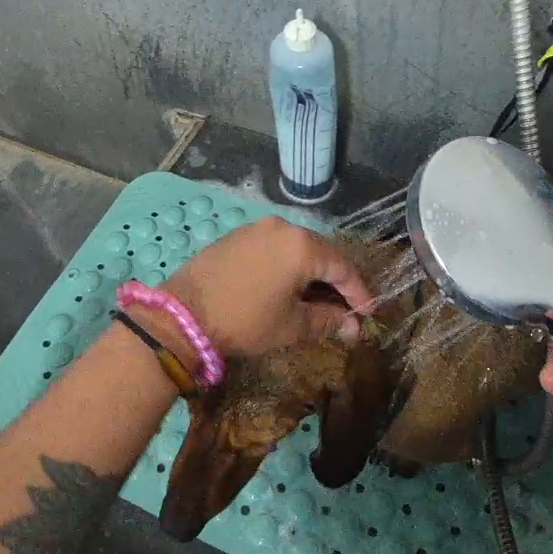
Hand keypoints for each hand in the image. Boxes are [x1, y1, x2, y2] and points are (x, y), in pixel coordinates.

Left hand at [159, 217, 372, 357]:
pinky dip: (288, 267)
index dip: (359, 293)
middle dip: (336, 283)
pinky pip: (274, 248)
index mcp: (302, 245)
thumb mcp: (292, 326)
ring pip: (297, 250)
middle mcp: (282, 227)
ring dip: (311, 275)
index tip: (369, 314)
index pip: (343, 268)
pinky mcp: (237, 236)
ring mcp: (257, 228)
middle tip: (346, 310)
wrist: (183, 315)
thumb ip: (328, 320)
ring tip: (318, 303)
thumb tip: (352, 325)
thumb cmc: (245, 320)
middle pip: (322, 254)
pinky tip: (288, 288)